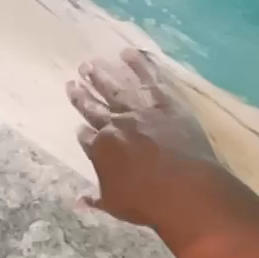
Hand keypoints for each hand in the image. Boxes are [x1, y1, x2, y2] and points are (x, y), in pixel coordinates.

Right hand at [67, 49, 227, 232]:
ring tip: (90, 64)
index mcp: (100, 149)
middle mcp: (115, 125)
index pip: (86, 136)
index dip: (82, 131)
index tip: (78, 125)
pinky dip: (140, 65)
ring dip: (102, 76)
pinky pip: (150, 79)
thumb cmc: (146, 202)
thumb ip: (96, 198)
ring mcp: (140, 111)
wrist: (185, 189)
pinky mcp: (166, 103)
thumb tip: (78, 201)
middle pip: (94, 107)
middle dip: (82, 95)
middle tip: (73, 80)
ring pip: (116, 89)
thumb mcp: (114, 204)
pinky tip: (129, 53)